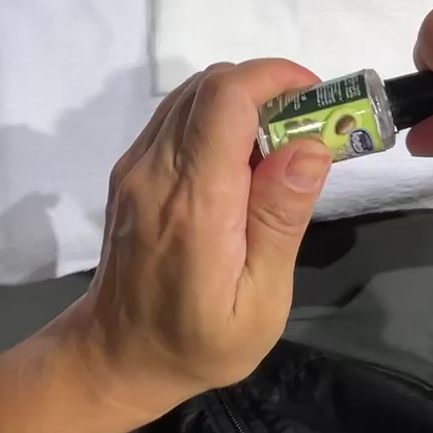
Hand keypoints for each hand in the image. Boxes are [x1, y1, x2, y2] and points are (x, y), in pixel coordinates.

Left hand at [60, 59, 334, 413]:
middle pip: (207, 86)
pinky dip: (212, 119)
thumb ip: (281, 219)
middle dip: (264, 88)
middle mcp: (154, 172)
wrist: (117, 354)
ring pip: (188, 96)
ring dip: (238, 101)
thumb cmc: (197, 341)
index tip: (315, 99)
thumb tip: (309, 146)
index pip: (224, 99)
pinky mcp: (127, 173)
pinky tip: (236, 162)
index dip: (273, 78)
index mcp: (194, 203)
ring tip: (274, 145)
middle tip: (305, 127)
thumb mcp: (259, 301)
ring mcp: (133, 168)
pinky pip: (172, 120)